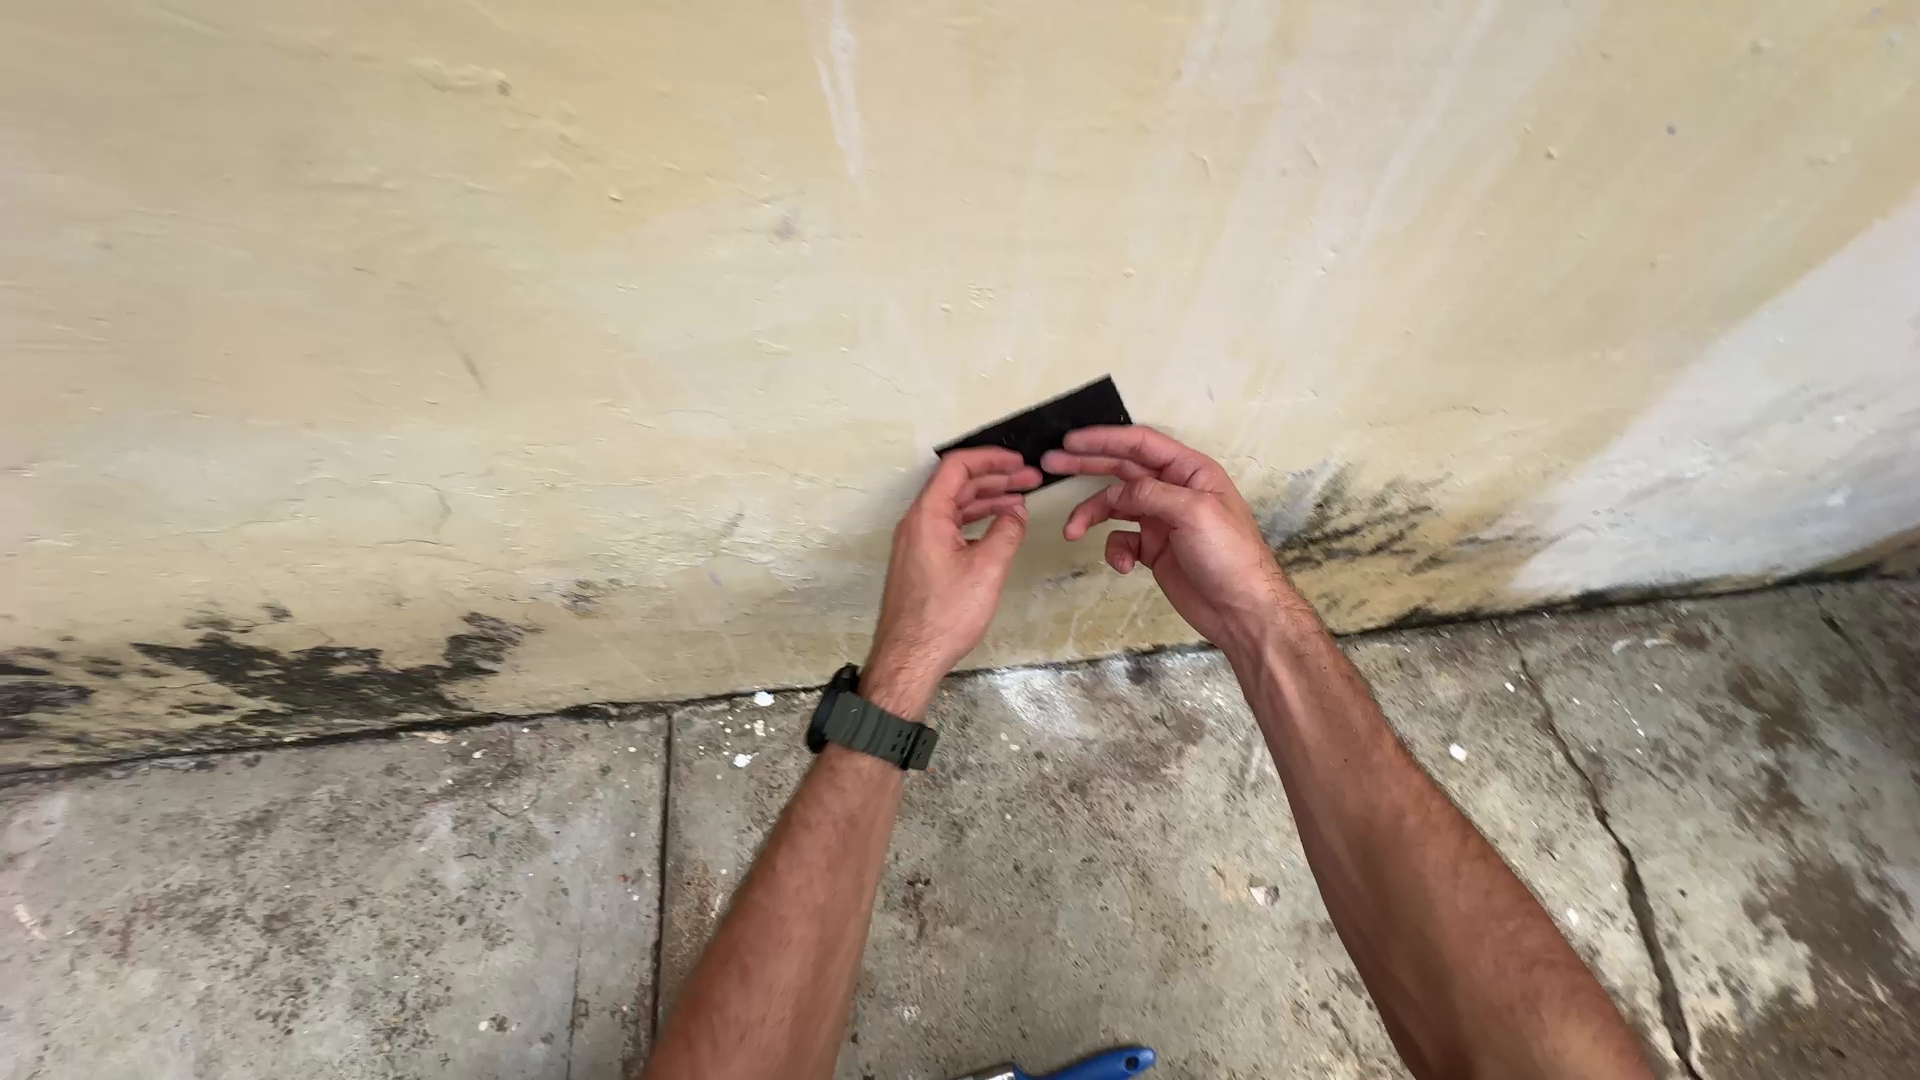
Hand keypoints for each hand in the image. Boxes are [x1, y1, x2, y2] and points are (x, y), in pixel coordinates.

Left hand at [863, 446, 1040, 716]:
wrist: (910, 657)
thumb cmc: (944, 615)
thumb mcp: (987, 569)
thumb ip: (1006, 532)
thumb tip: (1017, 512)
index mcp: (927, 515)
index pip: (957, 467)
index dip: (991, 459)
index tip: (1020, 463)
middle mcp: (916, 523)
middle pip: (957, 486)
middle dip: (995, 479)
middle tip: (1031, 480)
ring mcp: (916, 542)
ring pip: (954, 508)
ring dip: (987, 501)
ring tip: (1022, 501)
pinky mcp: (920, 561)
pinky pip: (949, 527)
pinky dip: (975, 522)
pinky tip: (998, 529)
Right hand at [1042, 426, 1305, 653]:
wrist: (1242, 610)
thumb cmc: (1230, 556)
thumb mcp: (1193, 513)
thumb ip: (1151, 494)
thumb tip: (1118, 492)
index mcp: (1190, 471)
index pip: (1140, 444)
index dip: (1104, 438)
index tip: (1070, 441)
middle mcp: (1173, 490)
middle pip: (1120, 469)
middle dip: (1085, 465)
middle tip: (1050, 463)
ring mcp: (1161, 520)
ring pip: (1114, 507)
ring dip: (1090, 515)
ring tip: (1071, 530)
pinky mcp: (1153, 548)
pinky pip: (1121, 540)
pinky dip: (1115, 551)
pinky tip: (1123, 565)